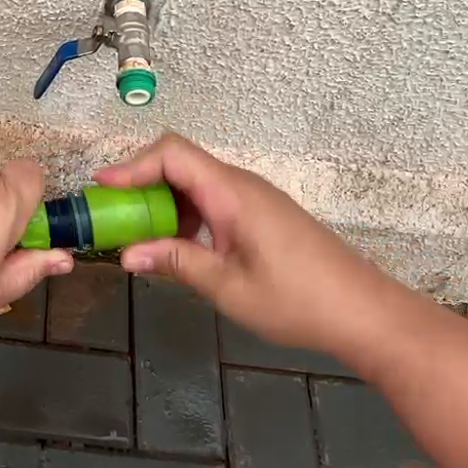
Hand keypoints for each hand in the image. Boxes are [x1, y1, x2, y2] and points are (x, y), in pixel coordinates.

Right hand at [96, 134, 403, 356]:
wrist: (365, 314)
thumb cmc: (296, 300)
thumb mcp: (226, 286)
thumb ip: (175, 262)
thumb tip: (126, 255)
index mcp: (231, 193)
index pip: (172, 154)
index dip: (132, 165)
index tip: (102, 188)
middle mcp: (240, 185)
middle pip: (179, 162)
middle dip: (140, 183)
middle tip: (113, 214)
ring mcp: (252, 198)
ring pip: (193, 182)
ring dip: (162, 201)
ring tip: (137, 233)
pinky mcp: (260, 214)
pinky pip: (211, 199)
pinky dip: (184, 214)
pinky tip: (177, 245)